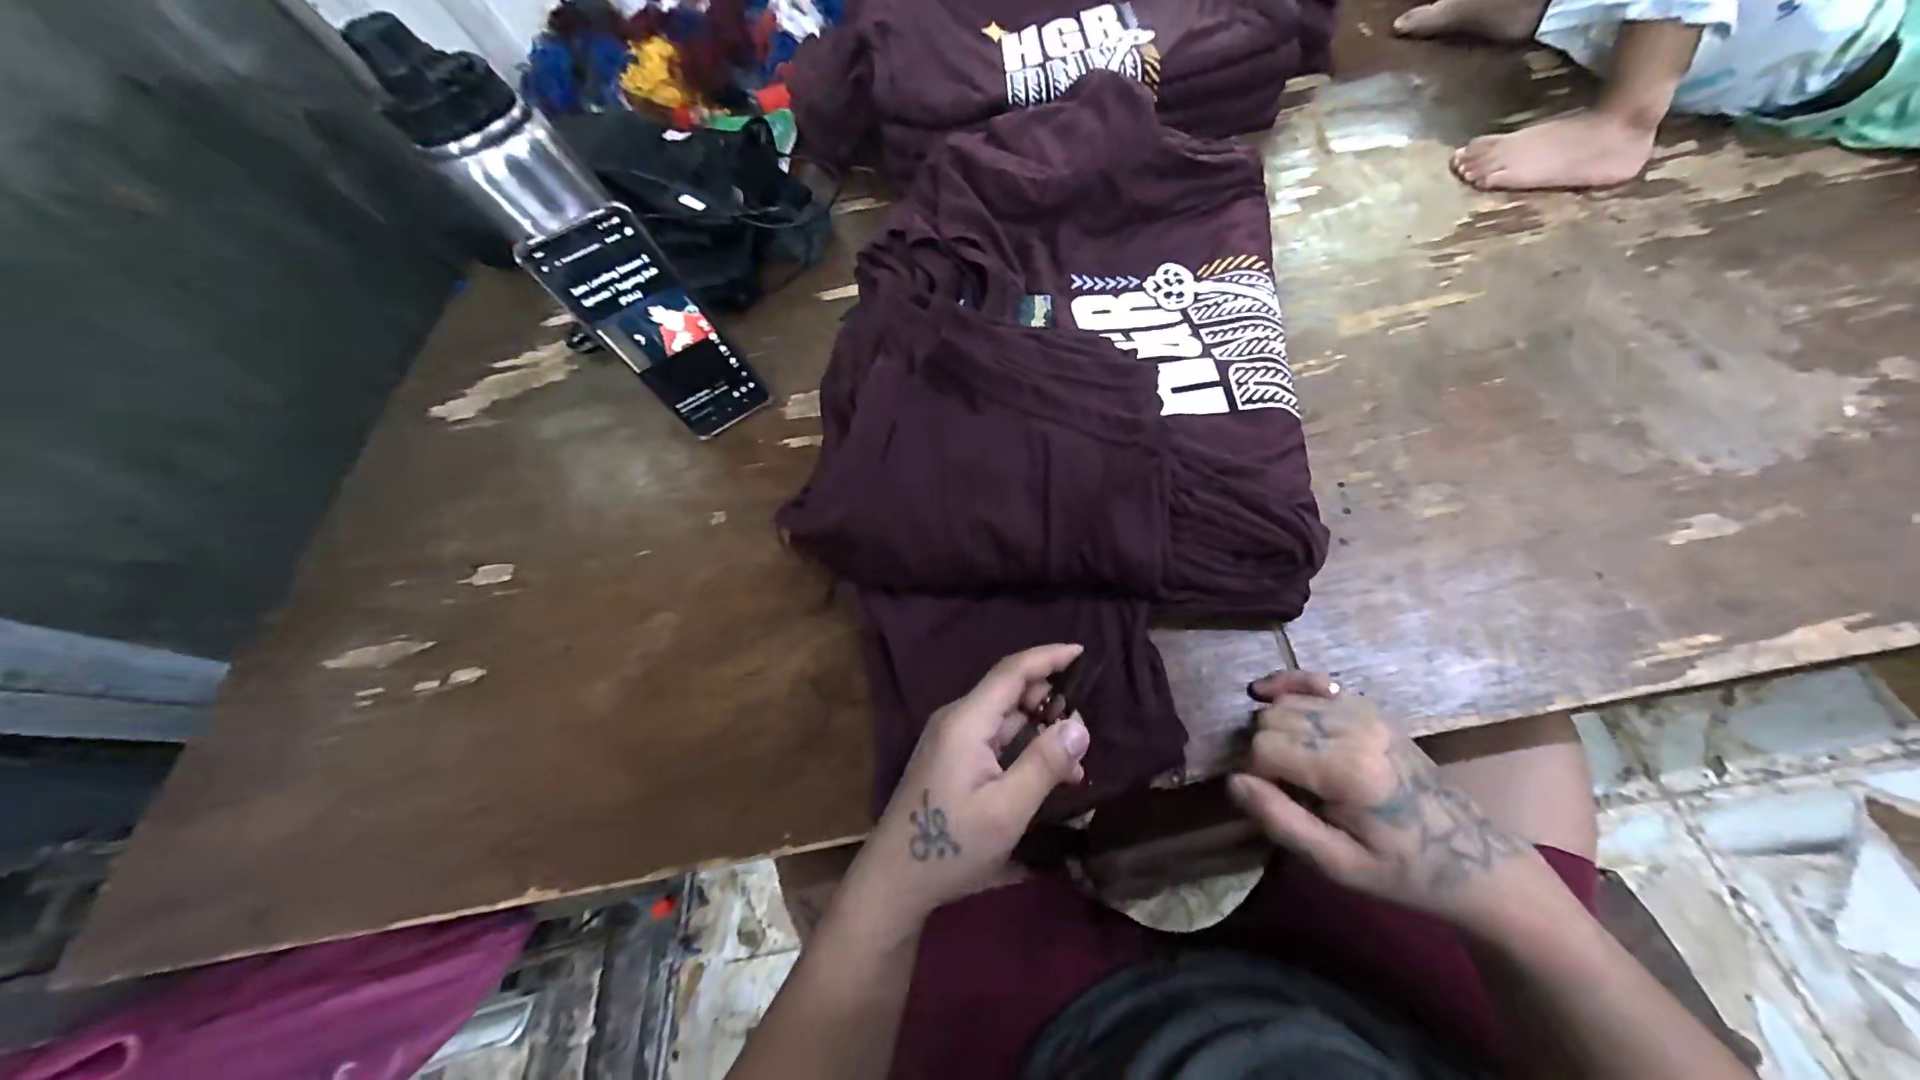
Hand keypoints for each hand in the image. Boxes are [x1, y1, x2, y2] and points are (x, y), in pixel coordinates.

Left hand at [841, 645, 1091, 931]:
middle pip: (1009, 691)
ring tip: (1074, 762)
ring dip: (1040, 729)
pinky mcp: (951, 759)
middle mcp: (956, 720)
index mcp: (966, 721)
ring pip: (1005, 717)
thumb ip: (1044, 764)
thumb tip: (1080, 725)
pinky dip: (1023, 747)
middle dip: (1050, 702)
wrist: (894, 880)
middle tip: (1084, 734)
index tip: (1084, 652)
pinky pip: (994, 738)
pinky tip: (1047, 774)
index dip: (1049, 657)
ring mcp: (951, 739)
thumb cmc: (951, 846)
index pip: (1012, 671)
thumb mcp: (1007, 810)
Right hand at [1225, 671, 1528, 928]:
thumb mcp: (1336, 864)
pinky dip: (1287, 687)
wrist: (1470, 858)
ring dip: (1272, 727)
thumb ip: (1280, 820)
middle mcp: (1355, 729)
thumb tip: (1234, 781)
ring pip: (1284, 702)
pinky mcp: (1369, 707)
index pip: (1263, 748)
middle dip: (1259, 749)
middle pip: (1269, 719)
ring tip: (1287, 762)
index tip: (1268, 800)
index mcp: (1348, 771)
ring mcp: (1365, 712)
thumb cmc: (1399, 869)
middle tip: (1277, 785)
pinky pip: (1312, 681)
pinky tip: (1270, 695)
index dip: (1253, 774)